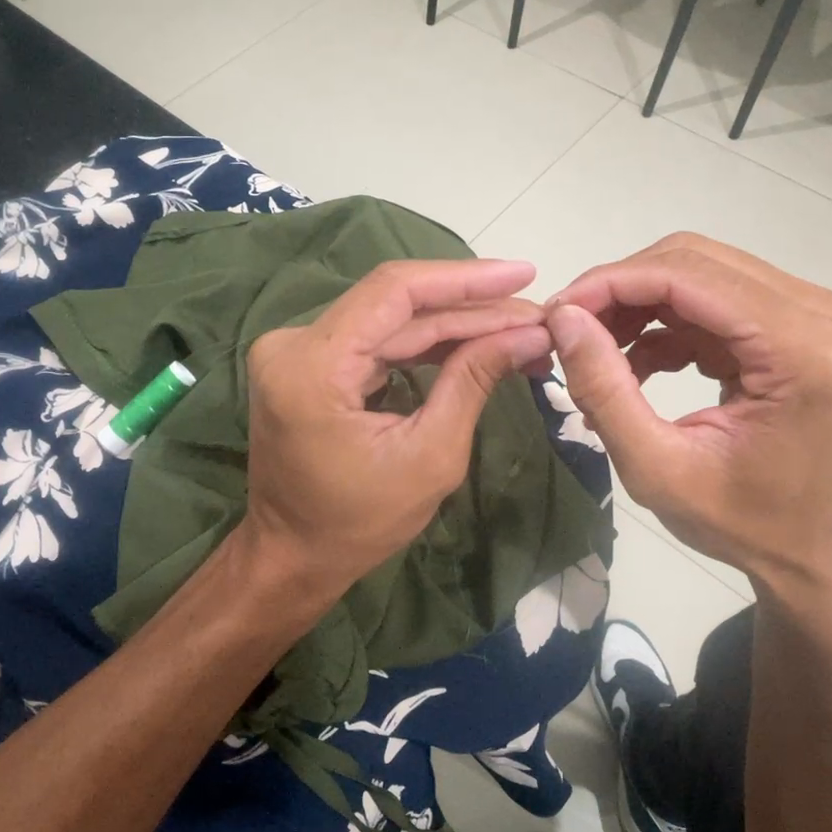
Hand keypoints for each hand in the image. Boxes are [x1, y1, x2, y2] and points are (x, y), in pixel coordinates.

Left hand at [241, 260, 552, 591]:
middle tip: (538, 318)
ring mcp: (297, 350)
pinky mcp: (309, 363)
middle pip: (397, 306)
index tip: (525, 274)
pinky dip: (427, 344)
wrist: (293, 558)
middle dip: (472, 309)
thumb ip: (472, 382)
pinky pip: (377, 340)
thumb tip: (529, 333)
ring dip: (456, 324)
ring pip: (391, 320)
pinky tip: (477, 342)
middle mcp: (294, 343)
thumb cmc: (359, 523)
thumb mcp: (429, 456)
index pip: (394, 292)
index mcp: (312, 366)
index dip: (464, 279)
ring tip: (520, 331)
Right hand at [545, 234, 831, 594]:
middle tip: (567, 329)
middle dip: (620, 289)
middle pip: (694, 262)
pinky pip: (711, 297)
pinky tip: (633, 365)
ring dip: (637, 304)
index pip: (690, 277)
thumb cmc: (738, 522)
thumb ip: (605, 391)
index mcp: (801, 350)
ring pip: (698, 272)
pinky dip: (662, 322)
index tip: (555, 311)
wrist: (804, 549)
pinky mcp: (796, 322)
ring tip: (593, 350)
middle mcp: (819, 314)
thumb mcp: (656, 468)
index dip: (613, 283)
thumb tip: (563, 317)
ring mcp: (812, 314)